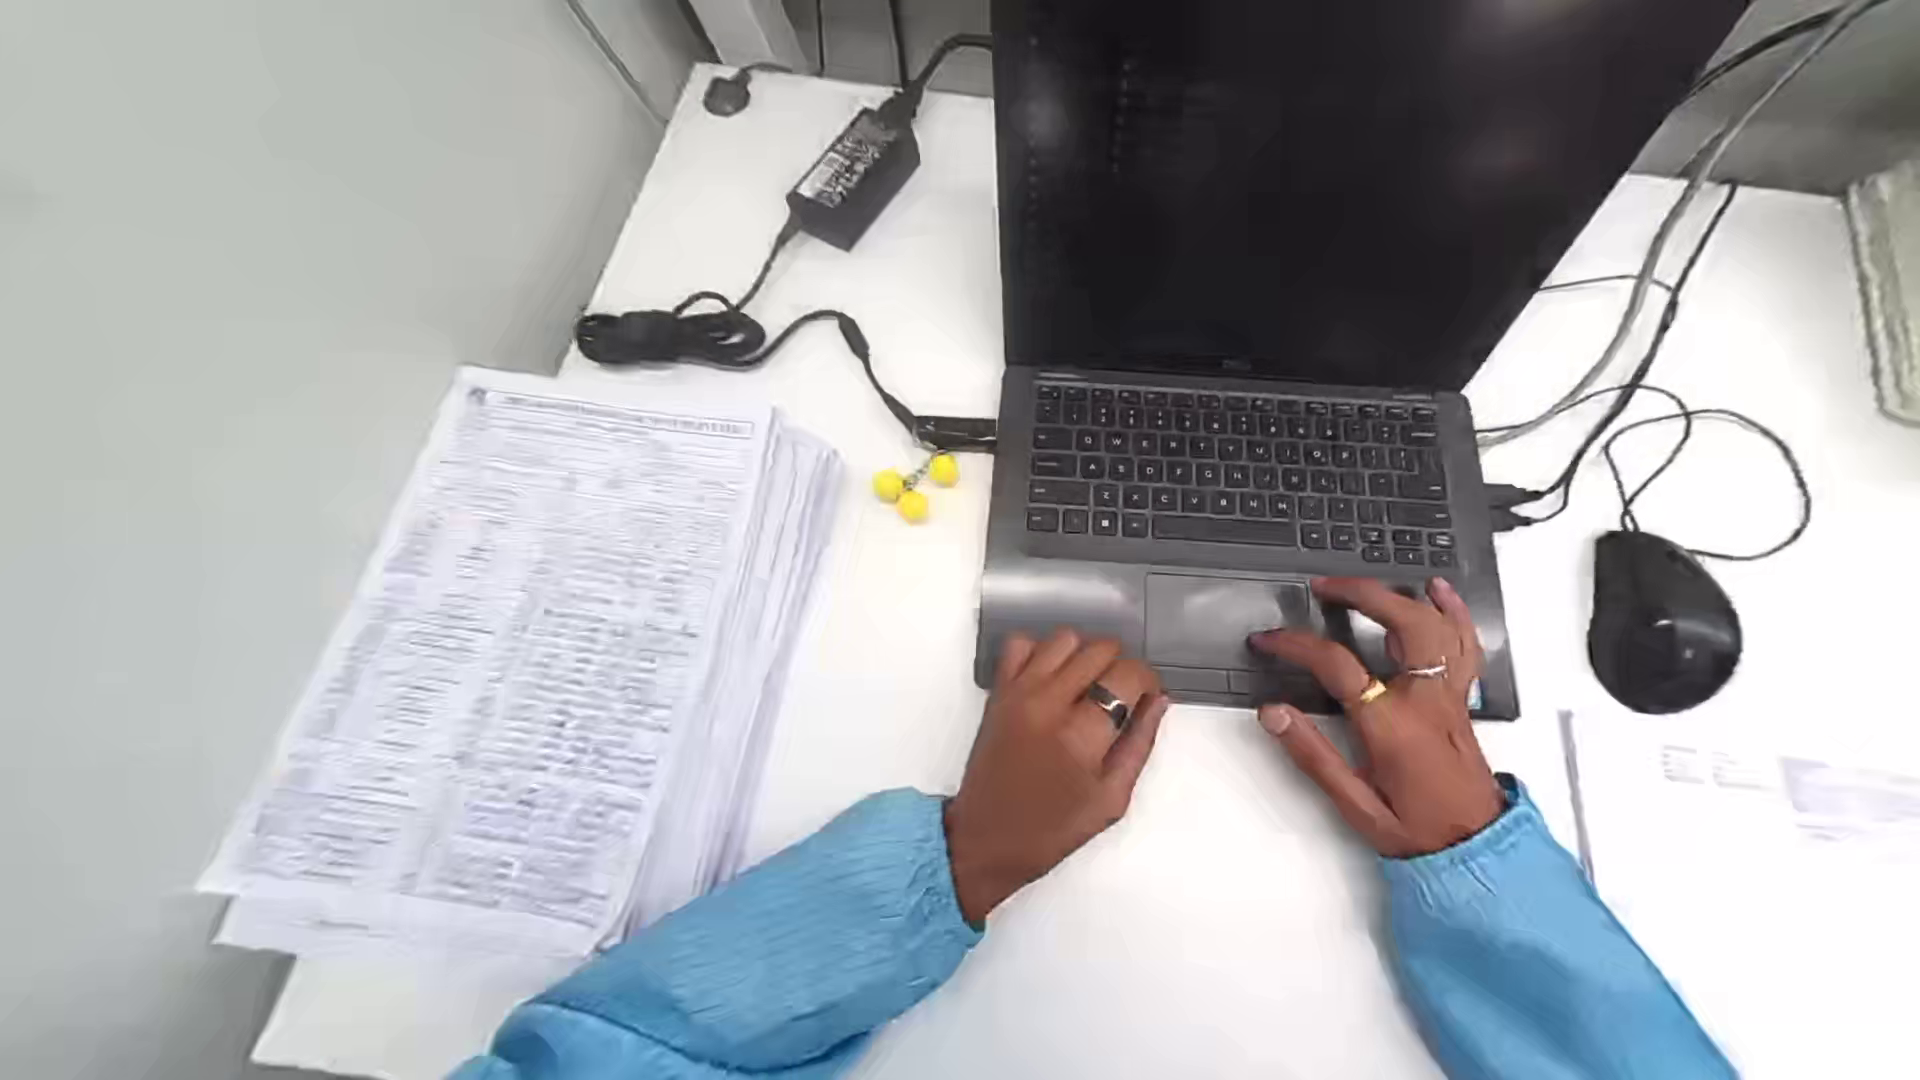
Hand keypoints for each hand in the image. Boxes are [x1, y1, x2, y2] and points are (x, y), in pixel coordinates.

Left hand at [944, 631, 1169, 925]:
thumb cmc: (1053, 828)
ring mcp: (1019, 691)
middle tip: (1119, 694)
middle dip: (1120, 666)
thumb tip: (1159, 699)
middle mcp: (1049, 702)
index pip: (1128, 674)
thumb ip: (1140, 743)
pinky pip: (1020, 643)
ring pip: (1064, 637)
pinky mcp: (998, 690)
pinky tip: (1051, 677)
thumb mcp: (1112, 798)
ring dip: (1084, 654)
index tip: (1146, 696)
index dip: (1147, 680)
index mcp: (1082, 735)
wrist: (987, 837)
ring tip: (1087, 684)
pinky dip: (1040, 650)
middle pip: (1100, 648)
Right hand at [1249, 577, 1502, 857]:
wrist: (1480, 852)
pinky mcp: (1460, 699)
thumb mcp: (1353, 802)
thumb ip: (1311, 753)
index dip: (1295, 644)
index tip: (1268, 640)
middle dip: (1360, 595)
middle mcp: (1426, 701)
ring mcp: (1449, 696)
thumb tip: (1272, 712)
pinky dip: (1453, 612)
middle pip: (1403, 624)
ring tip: (1369, 580)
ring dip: (1400, 595)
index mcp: (1392, 726)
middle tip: (1323, 588)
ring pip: (1437, 626)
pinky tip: (1438, 593)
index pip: (1337, 665)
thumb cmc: (1416, 829)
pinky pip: (1464, 644)